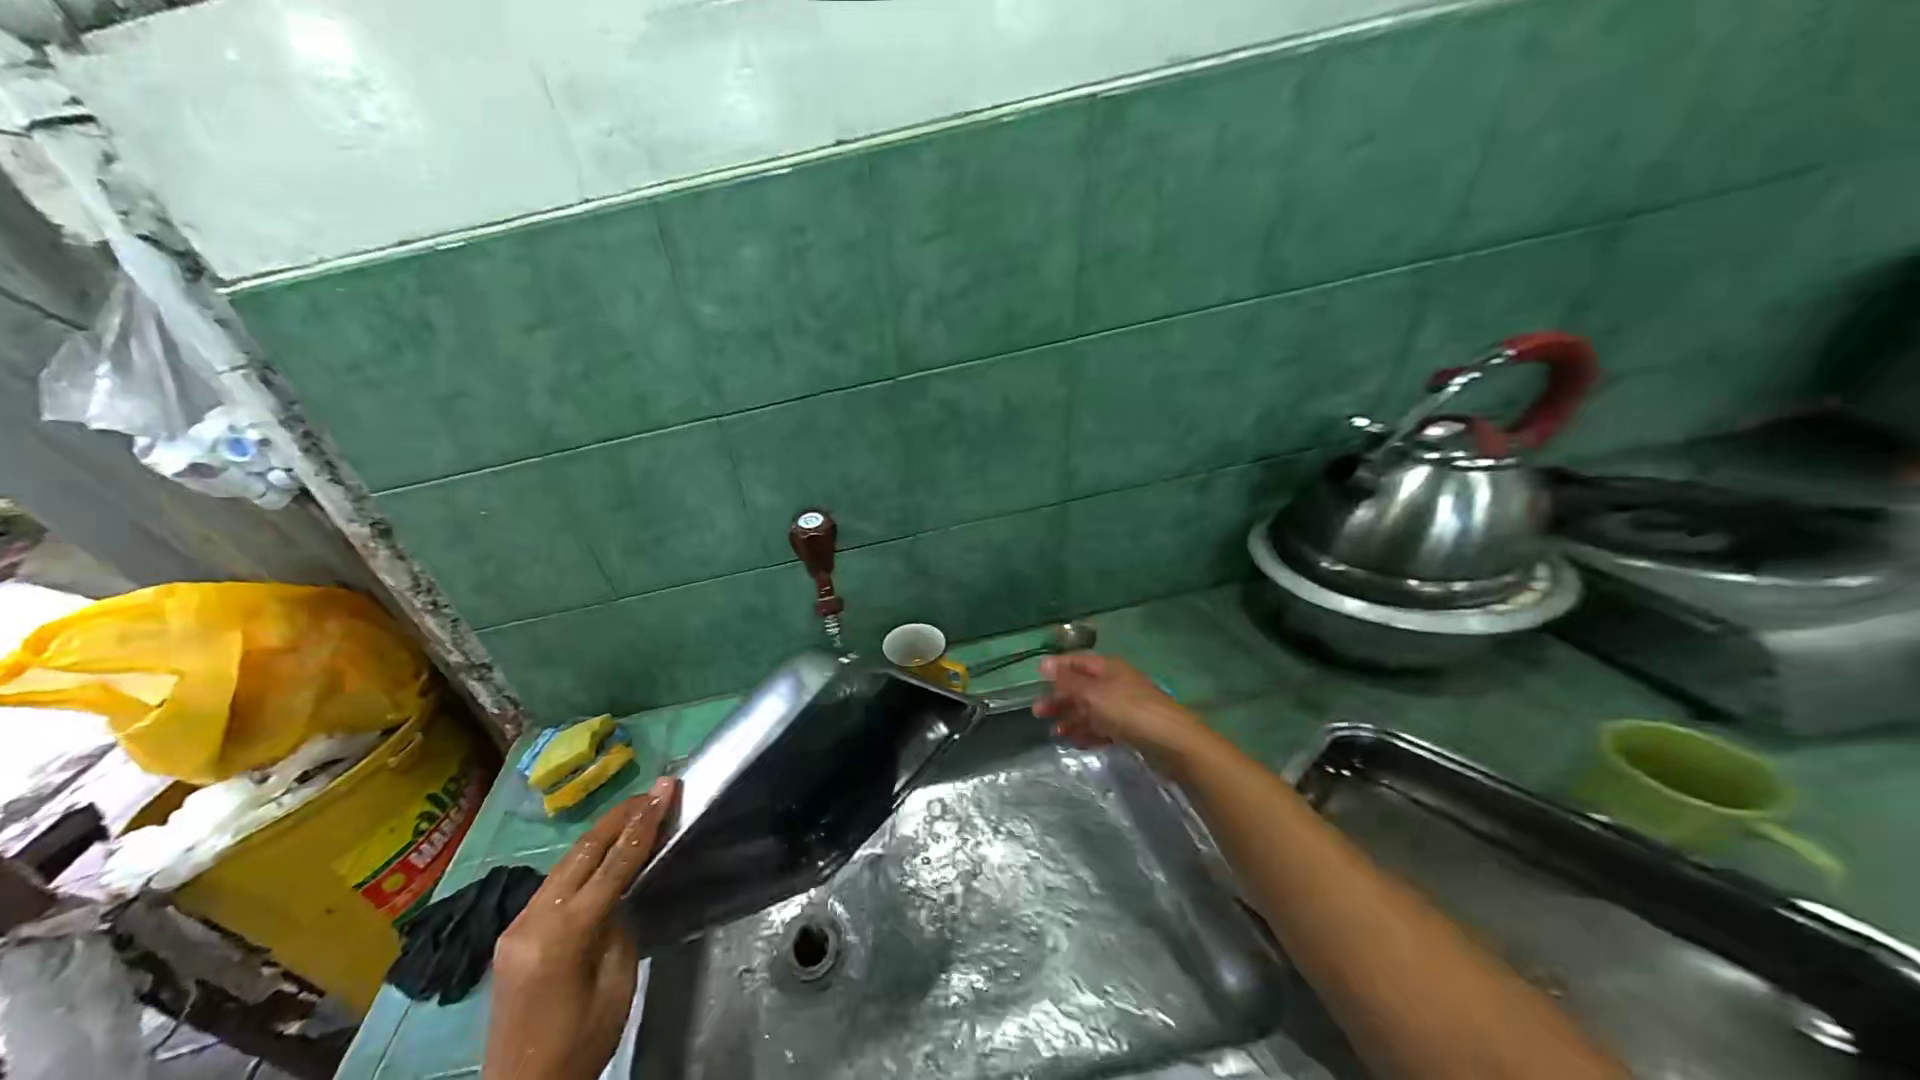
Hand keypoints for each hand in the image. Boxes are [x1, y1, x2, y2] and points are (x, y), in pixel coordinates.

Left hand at [484, 776, 678, 1079]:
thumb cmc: (582, 1041)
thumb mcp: (617, 982)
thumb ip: (618, 926)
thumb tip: (619, 893)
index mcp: (564, 934)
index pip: (614, 863)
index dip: (644, 823)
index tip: (664, 788)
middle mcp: (533, 919)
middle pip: (583, 851)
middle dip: (622, 816)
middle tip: (655, 790)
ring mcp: (516, 925)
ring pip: (565, 863)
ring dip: (602, 834)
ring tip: (636, 812)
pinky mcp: (512, 934)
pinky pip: (554, 884)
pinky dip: (583, 861)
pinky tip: (603, 853)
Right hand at [1034, 654, 1217, 768]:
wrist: (1172, 742)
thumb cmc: (1128, 711)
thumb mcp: (1092, 692)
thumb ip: (1067, 680)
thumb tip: (1044, 664)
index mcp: (1107, 668)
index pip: (1077, 661)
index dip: (1056, 667)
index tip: (1035, 678)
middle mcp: (1115, 683)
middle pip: (1081, 687)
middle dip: (1059, 698)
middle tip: (1038, 712)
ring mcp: (1123, 707)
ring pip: (1090, 710)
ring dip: (1071, 719)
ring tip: (1054, 733)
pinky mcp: (1130, 729)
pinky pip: (1102, 727)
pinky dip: (1088, 733)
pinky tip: (1076, 742)